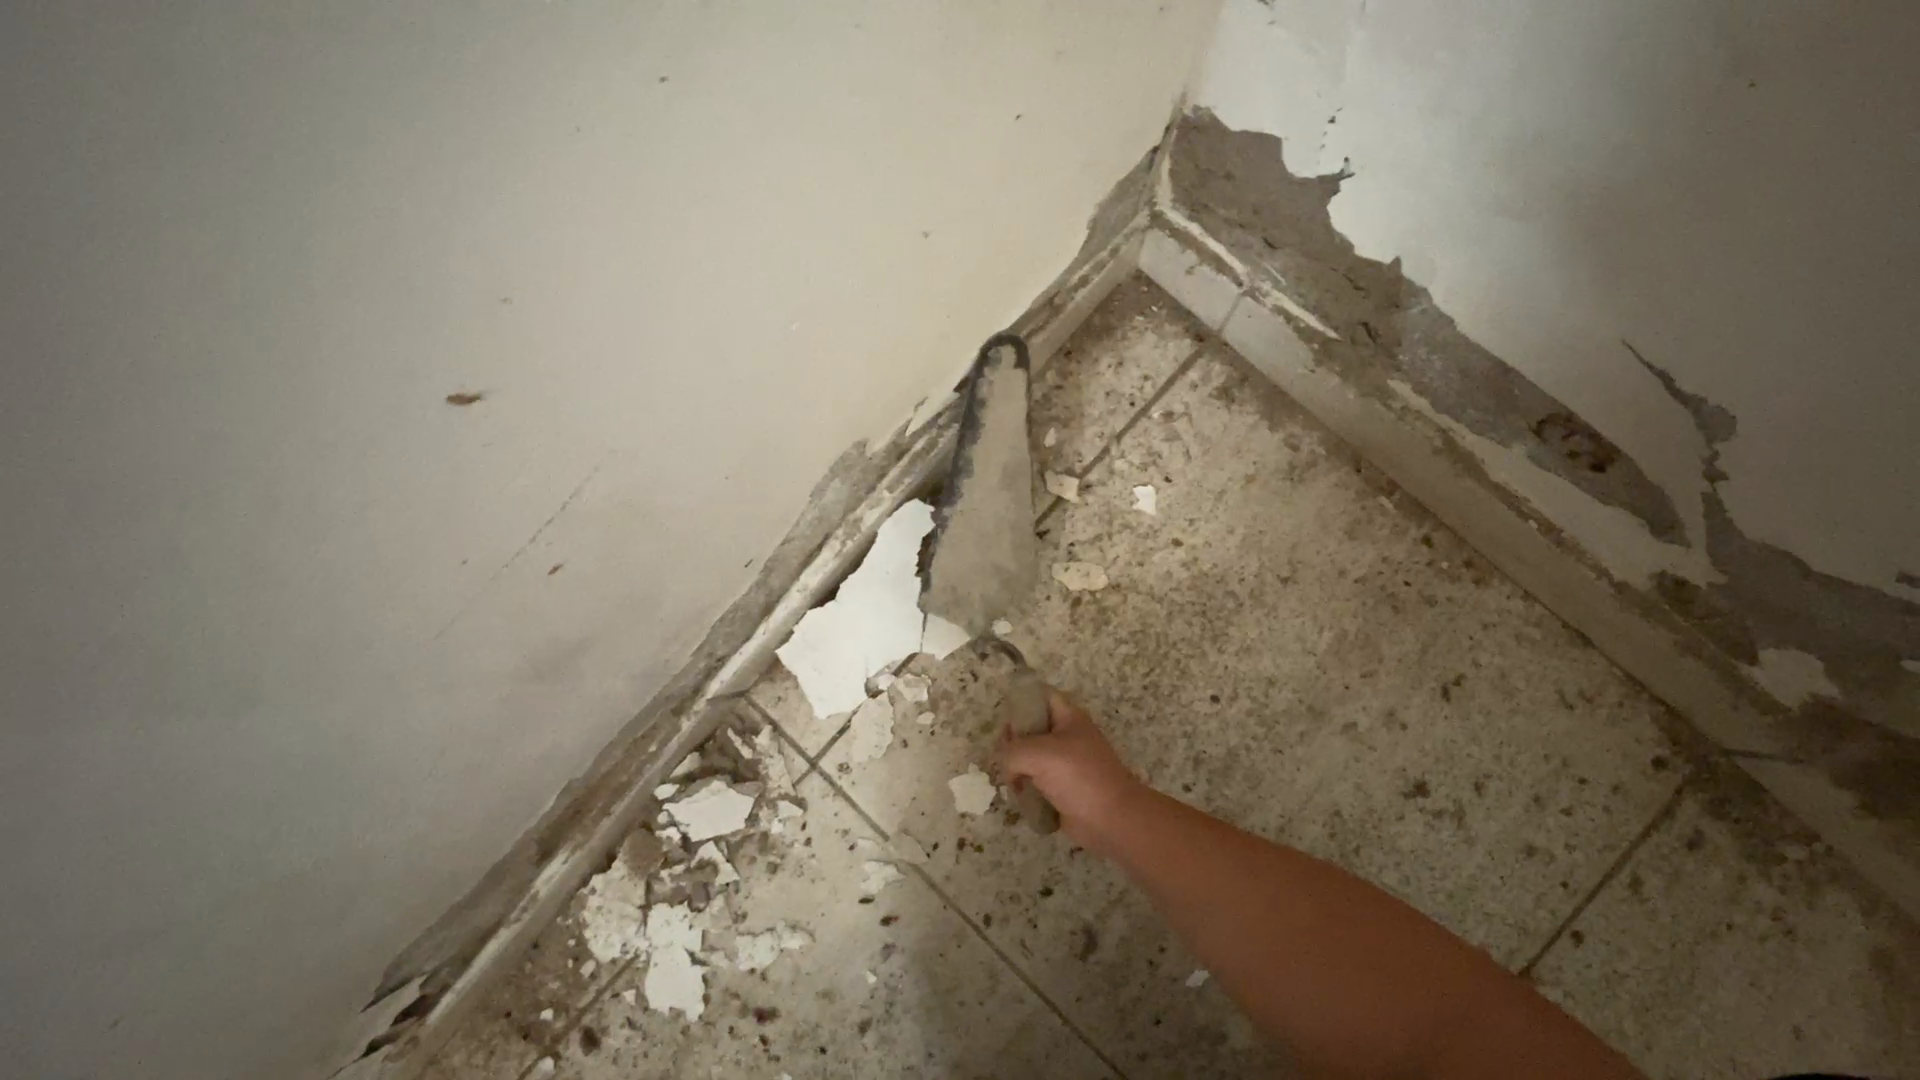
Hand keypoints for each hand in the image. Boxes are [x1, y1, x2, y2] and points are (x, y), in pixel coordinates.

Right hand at [998, 689, 1147, 856]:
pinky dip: (1025, 788)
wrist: (1111, 819)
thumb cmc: (1079, 776)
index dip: (1021, 702)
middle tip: (1005, 757)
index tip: (1004, 721)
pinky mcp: (1061, 789)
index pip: (1041, 696)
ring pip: (1030, 758)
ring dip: (1017, 768)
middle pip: (1030, 728)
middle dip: (1013, 741)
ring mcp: (1064, 764)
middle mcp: (1066, 737)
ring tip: (1012, 782)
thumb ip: (1012, 751)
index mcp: (1068, 718)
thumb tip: (1008, 767)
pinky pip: (1035, 782)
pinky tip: (1019, 796)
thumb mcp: (1038, 754)